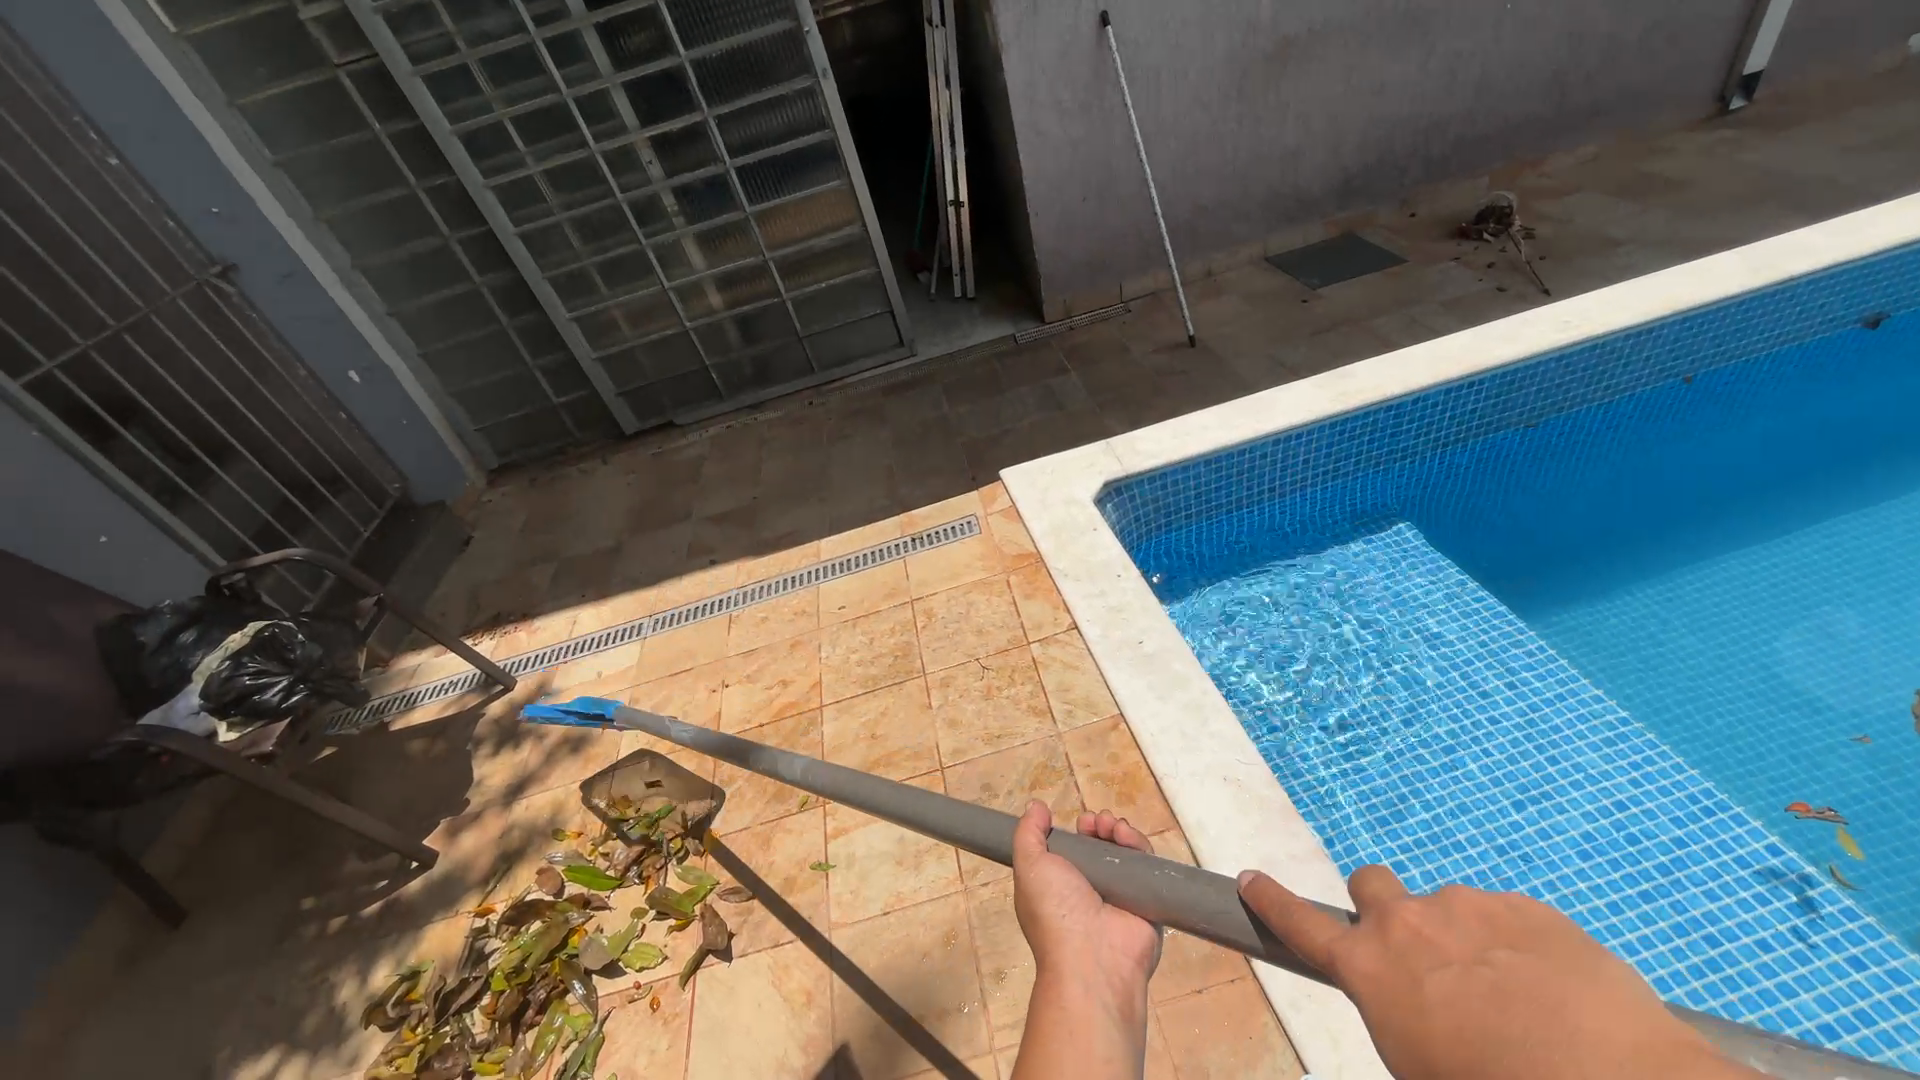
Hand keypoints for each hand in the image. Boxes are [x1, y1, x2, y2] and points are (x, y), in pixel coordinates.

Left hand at [1013, 802, 1162, 998]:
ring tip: (1112, 826)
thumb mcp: (1029, 866)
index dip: (1076, 833)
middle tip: (1096, 821)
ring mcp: (1120, 897)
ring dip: (1118, 831)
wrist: (1093, 958)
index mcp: (1060, 887)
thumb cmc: (1054, 910)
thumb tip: (1036, 806)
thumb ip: (1028, 833)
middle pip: (1100, 848)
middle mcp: (1090, 892)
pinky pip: (1147, 867)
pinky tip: (1128, 837)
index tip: (1077, 822)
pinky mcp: (1148, 901)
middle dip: (1098, 827)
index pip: (1072, 851)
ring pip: (1124, 854)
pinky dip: (1138, 846)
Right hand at [1238, 866, 1762, 1079]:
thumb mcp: (1421, 1071)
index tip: (1252, 878)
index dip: (1271, 901)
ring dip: (1463, 940)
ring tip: (1516, 997)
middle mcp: (1407, 924)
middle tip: (1420, 954)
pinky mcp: (1527, 907)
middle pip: (1370, 884)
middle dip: (1382, 909)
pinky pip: (1508, 919)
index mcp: (1370, 969)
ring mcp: (1467, 907)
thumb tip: (1420, 1021)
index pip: (1299, 924)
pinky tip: (1555, 991)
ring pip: (1449, 909)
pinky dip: (1519, 947)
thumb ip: (1403, 1032)